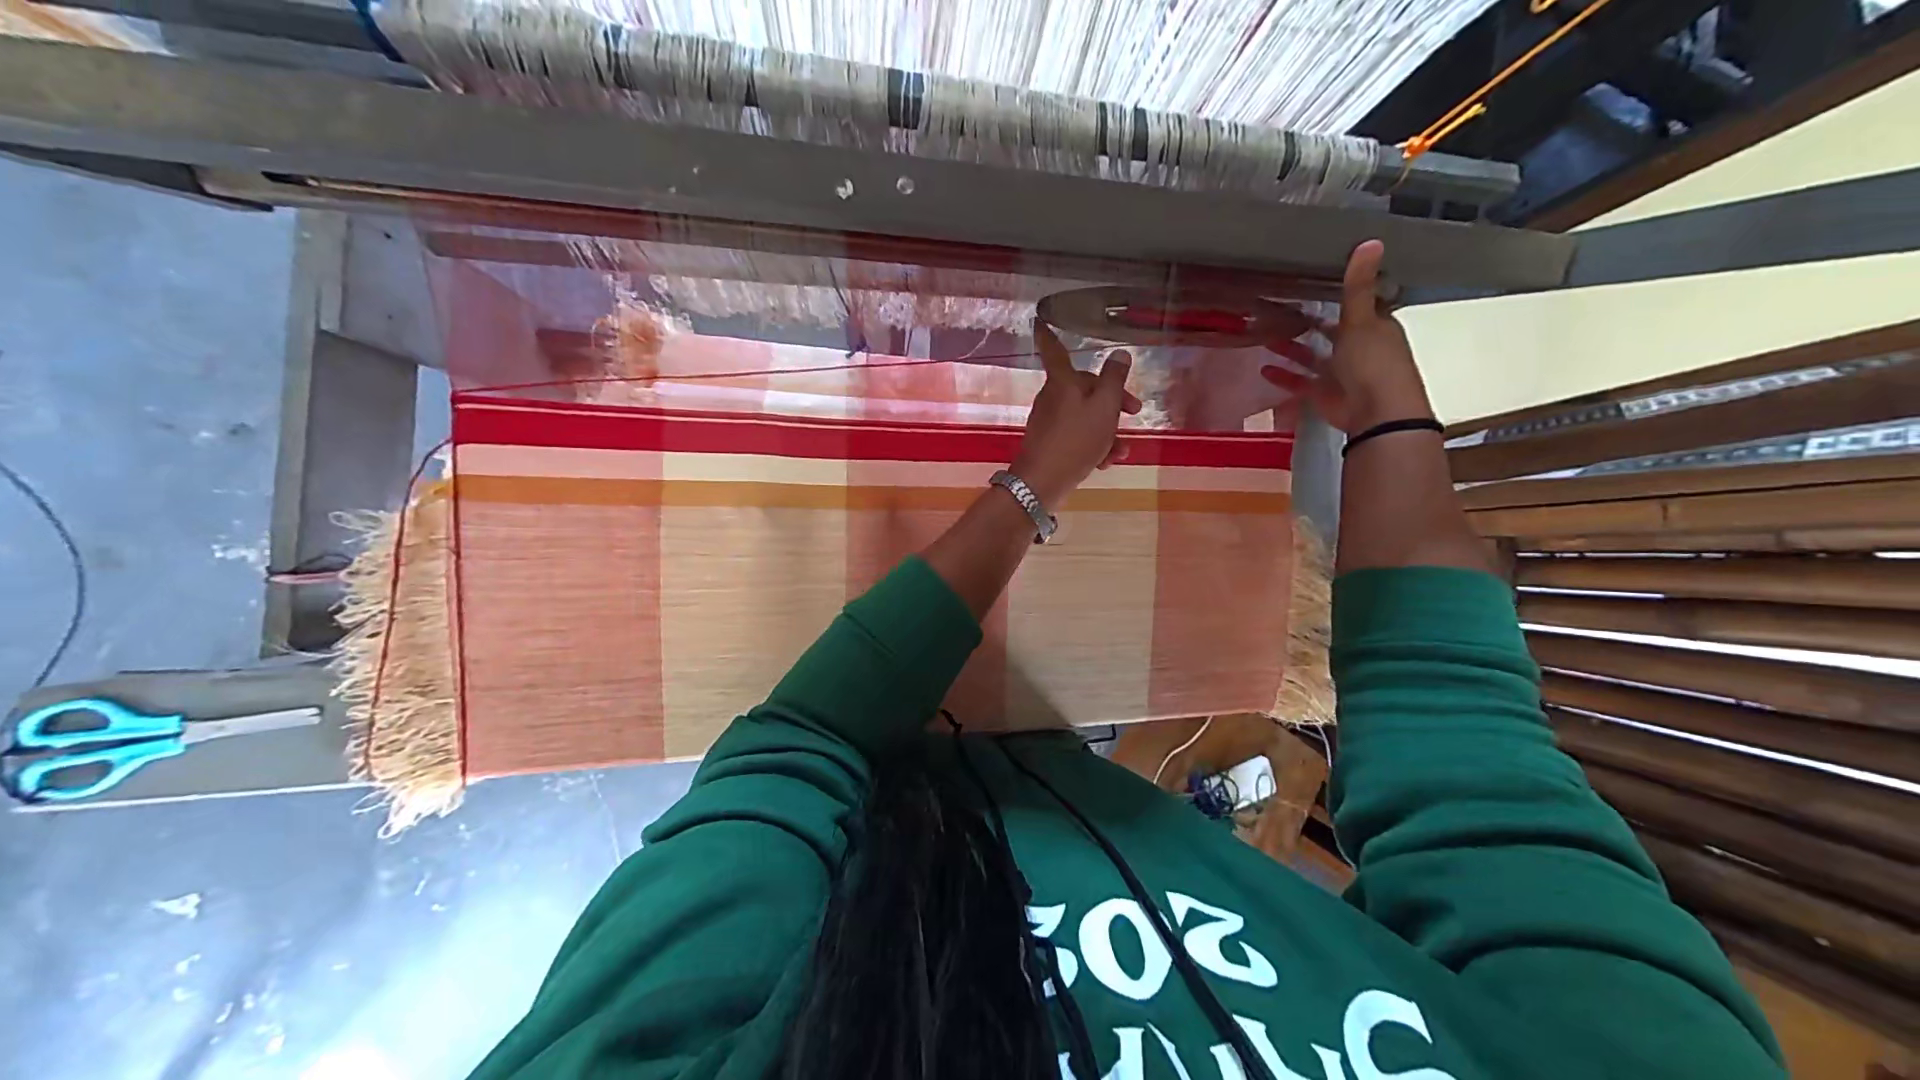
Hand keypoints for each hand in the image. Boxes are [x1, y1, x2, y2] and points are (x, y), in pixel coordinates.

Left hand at [1014, 321, 1142, 505]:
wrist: (1043, 482)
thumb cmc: (1076, 439)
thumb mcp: (1104, 407)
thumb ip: (1114, 379)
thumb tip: (1119, 353)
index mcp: (1063, 381)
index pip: (1055, 349)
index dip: (1048, 334)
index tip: (1038, 320)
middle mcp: (1052, 397)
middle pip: (1084, 387)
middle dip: (1111, 399)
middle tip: (1134, 412)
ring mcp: (1049, 421)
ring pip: (1085, 415)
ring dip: (1106, 430)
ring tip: (1119, 450)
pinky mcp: (1050, 443)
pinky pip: (1077, 436)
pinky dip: (1093, 445)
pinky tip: (1106, 462)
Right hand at [1260, 240, 1432, 433]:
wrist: (1377, 413)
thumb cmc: (1374, 362)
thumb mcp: (1362, 320)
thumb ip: (1358, 285)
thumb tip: (1371, 240)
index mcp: (1375, 326)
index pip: (1356, 304)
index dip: (1337, 293)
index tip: (1311, 280)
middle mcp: (1358, 347)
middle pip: (1330, 331)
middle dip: (1307, 321)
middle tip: (1277, 308)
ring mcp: (1340, 373)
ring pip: (1312, 356)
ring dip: (1290, 348)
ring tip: (1263, 335)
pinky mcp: (1324, 394)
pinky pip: (1301, 381)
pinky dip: (1284, 376)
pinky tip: (1264, 369)